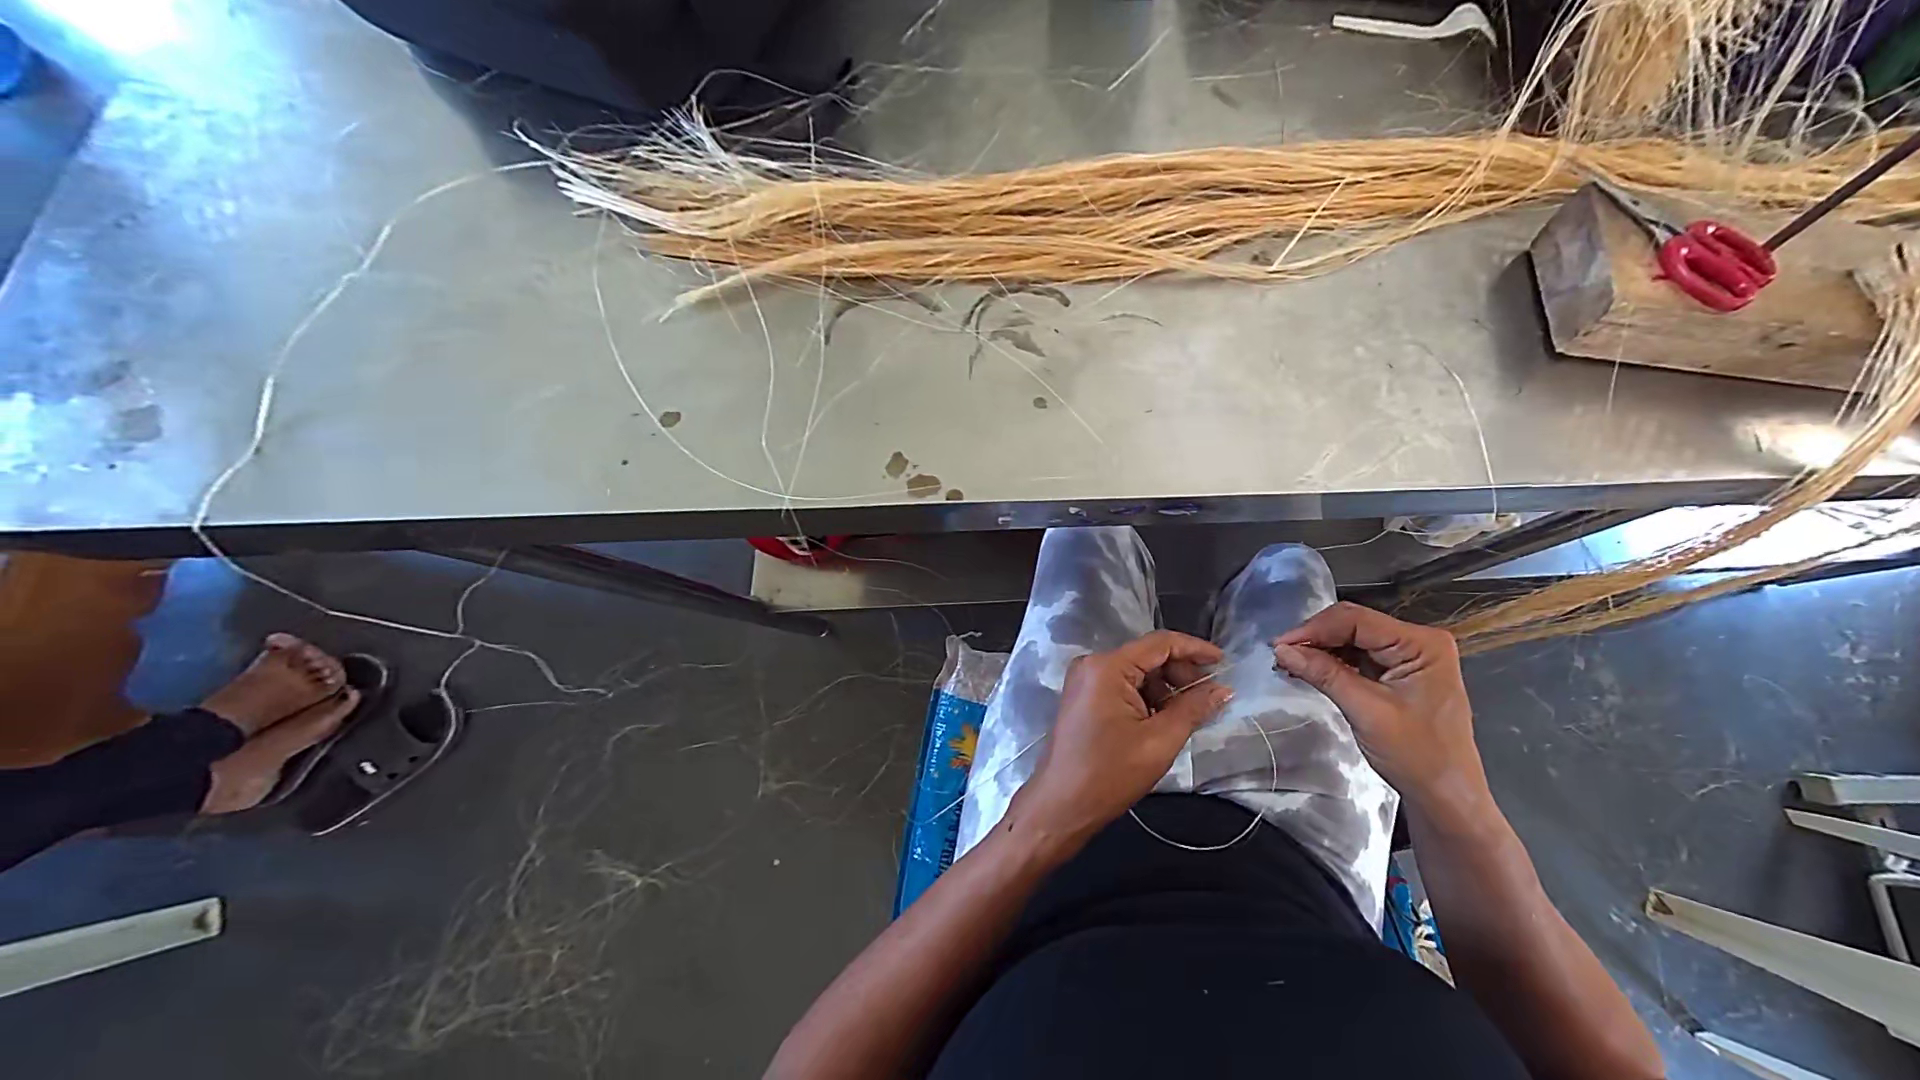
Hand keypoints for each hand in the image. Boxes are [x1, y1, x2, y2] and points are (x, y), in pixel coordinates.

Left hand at [1004, 630, 1231, 849]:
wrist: (1061, 804)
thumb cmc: (1110, 773)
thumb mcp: (1160, 740)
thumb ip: (1193, 708)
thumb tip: (1222, 689)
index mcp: (1107, 667)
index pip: (1159, 643)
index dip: (1195, 649)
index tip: (1224, 663)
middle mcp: (1092, 665)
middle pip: (1147, 656)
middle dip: (1180, 674)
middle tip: (1207, 699)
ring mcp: (1084, 681)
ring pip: (1136, 673)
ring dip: (1164, 689)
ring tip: (1186, 715)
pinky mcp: (1083, 697)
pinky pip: (1122, 686)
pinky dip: (1146, 698)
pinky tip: (1162, 720)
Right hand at [1271, 602, 1487, 813]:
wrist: (1445, 795)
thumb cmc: (1417, 754)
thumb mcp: (1366, 711)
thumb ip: (1324, 674)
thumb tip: (1282, 650)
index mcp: (1422, 644)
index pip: (1357, 620)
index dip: (1314, 629)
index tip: (1279, 646)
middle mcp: (1417, 642)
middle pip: (1354, 625)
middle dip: (1315, 638)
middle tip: (1280, 655)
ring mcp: (1408, 657)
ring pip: (1351, 639)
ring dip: (1319, 650)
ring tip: (1288, 663)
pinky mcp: (1397, 672)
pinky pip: (1357, 657)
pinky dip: (1331, 662)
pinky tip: (1308, 670)